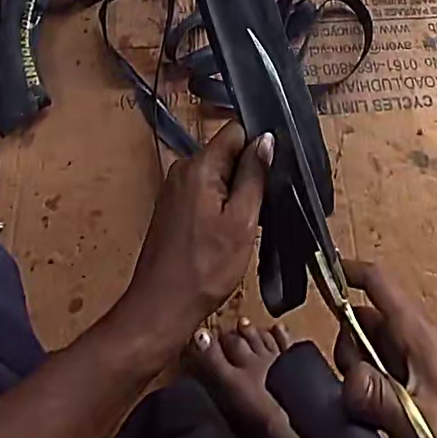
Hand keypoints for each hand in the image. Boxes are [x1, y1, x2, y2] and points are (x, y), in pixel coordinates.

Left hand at [110, 122, 270, 351]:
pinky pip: (204, 189)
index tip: (275, 168)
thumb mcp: (241, 222)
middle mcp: (183, 168)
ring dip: (235, 190)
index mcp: (199, 165)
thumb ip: (253, 176)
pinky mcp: (173, 205)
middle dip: (248, 170)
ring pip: (216, 172)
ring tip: (249, 220)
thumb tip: (265, 139)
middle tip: (265, 202)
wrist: (161, 306)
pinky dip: (220, 202)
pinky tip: (229, 229)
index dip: (259, 143)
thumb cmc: (204, 268)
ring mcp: (175, 187)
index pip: (235, 131)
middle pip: (226, 151)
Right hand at [333, 262, 436, 437]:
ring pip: (371, 349)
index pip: (378, 282)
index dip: (348, 270)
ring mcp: (418, 366)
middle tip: (351, 376)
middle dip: (348, 341)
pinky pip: (382, 375)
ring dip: (360, 370)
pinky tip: (380, 417)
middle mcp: (417, 343)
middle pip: (366, 318)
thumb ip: (381, 396)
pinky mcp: (419, 390)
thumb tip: (348, 376)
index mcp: (418, 334)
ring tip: (369, 405)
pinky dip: (371, 389)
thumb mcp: (421, 419)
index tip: (323, 272)